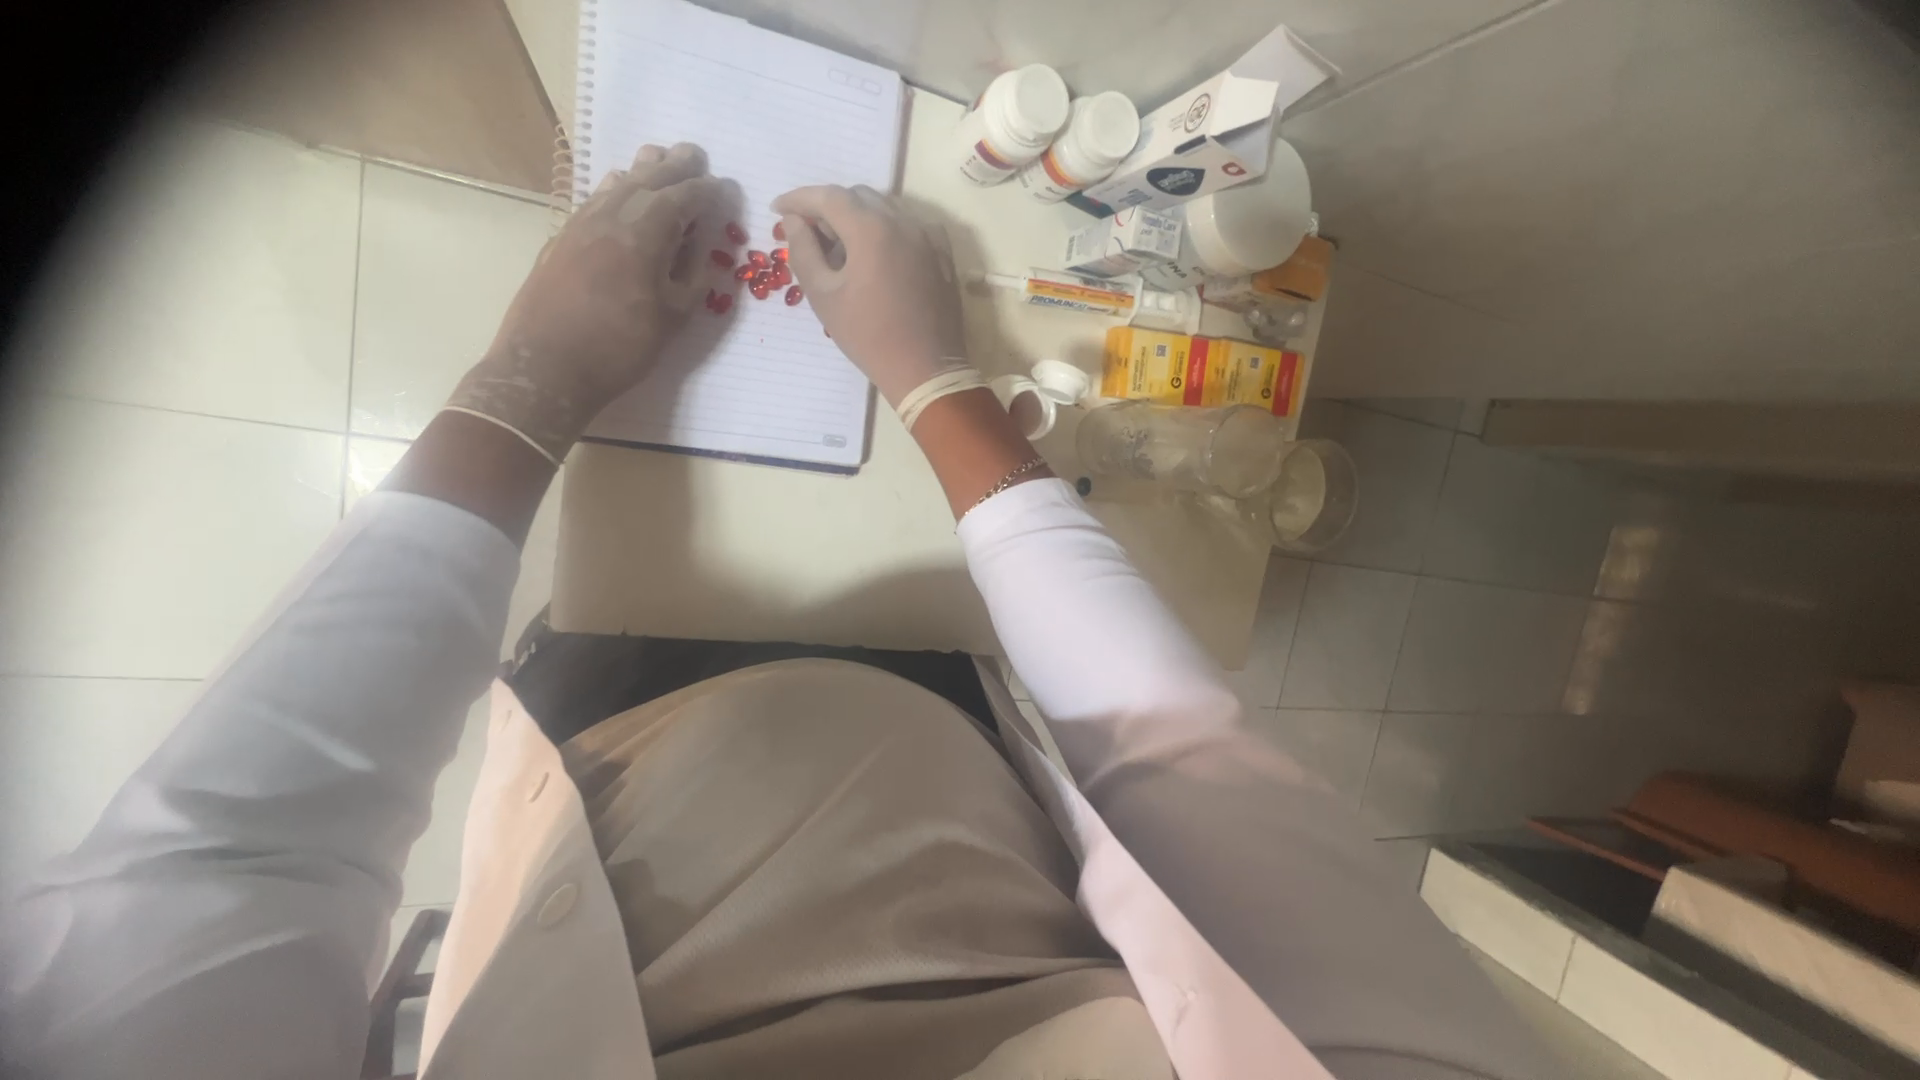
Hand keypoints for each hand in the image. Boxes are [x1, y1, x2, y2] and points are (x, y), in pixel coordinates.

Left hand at [446, 143, 726, 459]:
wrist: (546, 368)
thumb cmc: (619, 349)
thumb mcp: (672, 320)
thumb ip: (692, 280)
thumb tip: (704, 255)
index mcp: (642, 237)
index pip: (680, 200)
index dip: (705, 191)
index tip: (723, 185)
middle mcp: (610, 220)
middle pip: (646, 181)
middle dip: (674, 166)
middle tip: (695, 153)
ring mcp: (581, 227)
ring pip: (615, 186)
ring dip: (641, 171)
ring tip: (657, 158)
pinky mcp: (562, 242)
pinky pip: (594, 201)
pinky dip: (614, 189)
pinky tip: (617, 191)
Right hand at [771, 185, 970, 406]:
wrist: (925, 369)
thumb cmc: (868, 337)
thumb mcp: (824, 296)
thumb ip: (803, 251)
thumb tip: (793, 222)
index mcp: (872, 229)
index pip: (828, 196)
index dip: (798, 199)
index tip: (778, 210)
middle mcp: (903, 222)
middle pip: (858, 197)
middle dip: (829, 208)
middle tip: (809, 234)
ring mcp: (928, 236)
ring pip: (886, 209)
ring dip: (858, 219)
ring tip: (841, 250)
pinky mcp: (942, 254)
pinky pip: (909, 228)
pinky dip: (887, 232)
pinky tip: (876, 257)